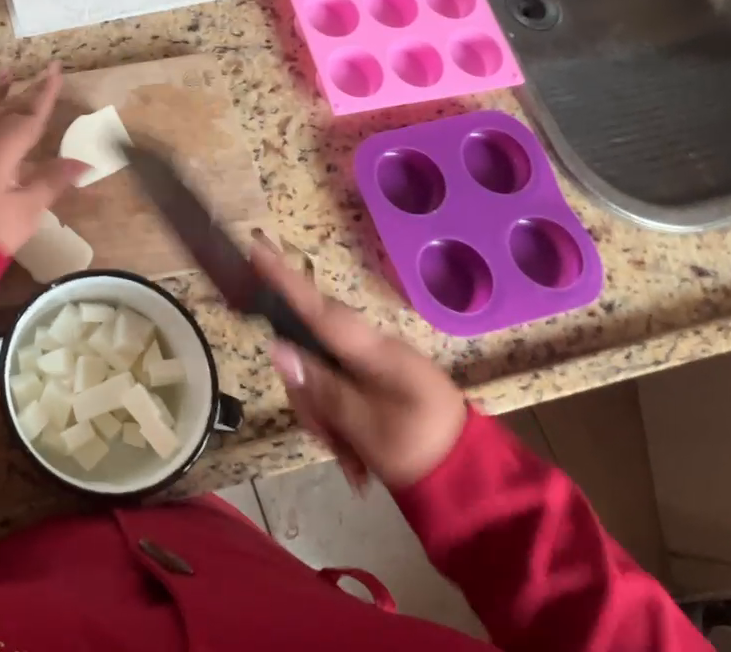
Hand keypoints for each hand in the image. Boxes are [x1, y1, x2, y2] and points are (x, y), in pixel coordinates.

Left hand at [0, 64, 89, 254]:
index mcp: (0, 151)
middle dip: (25, 95)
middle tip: (40, 77)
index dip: (45, 94)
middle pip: (5, 112)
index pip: (29, 117)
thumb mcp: (25, 212)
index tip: (56, 69)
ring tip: (6, 71)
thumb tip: (83, 162)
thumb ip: (51, 181)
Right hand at [254, 232, 467, 491]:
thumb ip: (319, 386)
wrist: (472, 482)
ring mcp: (376, 365)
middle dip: (309, 395)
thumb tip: (277, 348)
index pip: (318, 308)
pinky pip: (338, 391)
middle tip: (322, 435)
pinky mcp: (377, 382)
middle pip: (311, 351)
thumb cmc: (419, 449)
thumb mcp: (364, 426)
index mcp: (373, 350)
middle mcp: (372, 348)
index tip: (258, 247)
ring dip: (324, 418)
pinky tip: (354, 458)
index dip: (285, 279)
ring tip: (348, 458)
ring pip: (321, 376)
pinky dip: (339, 424)